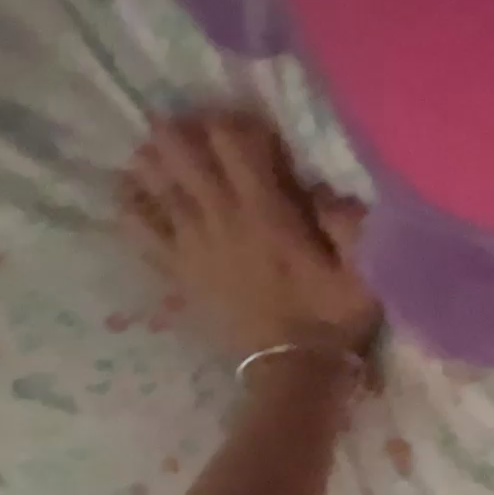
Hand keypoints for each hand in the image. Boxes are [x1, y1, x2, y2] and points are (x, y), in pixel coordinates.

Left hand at [119, 110, 381, 357]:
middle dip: (186, 131)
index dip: (238, 123)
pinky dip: (132, 204)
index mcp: (267, 212)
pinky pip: (140, 229)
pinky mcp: (179, 272)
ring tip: (163, 150)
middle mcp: (222, 219)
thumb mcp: (363, 272)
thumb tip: (328, 188)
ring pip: (157, 182)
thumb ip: (350, 224)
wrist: (294, 371)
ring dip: (156, 159)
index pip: (234, 142)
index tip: (254, 130)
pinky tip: (130, 188)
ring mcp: (193, 246)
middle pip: (183, 152)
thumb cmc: (332, 318)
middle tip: (198, 131)